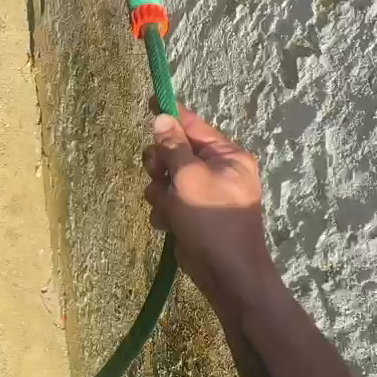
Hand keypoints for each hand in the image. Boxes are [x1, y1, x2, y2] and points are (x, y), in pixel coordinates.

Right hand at [141, 108, 277, 312]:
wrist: (226, 274)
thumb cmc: (212, 221)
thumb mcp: (190, 178)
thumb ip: (173, 148)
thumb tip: (162, 119)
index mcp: (227, 156)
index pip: (194, 125)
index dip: (171, 115)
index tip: (149, 102)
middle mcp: (217, 171)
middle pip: (173, 151)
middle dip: (161, 166)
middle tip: (160, 178)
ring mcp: (203, 193)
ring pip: (164, 178)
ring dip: (160, 193)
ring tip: (169, 209)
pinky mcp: (191, 213)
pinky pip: (166, 200)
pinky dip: (164, 210)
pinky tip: (168, 224)